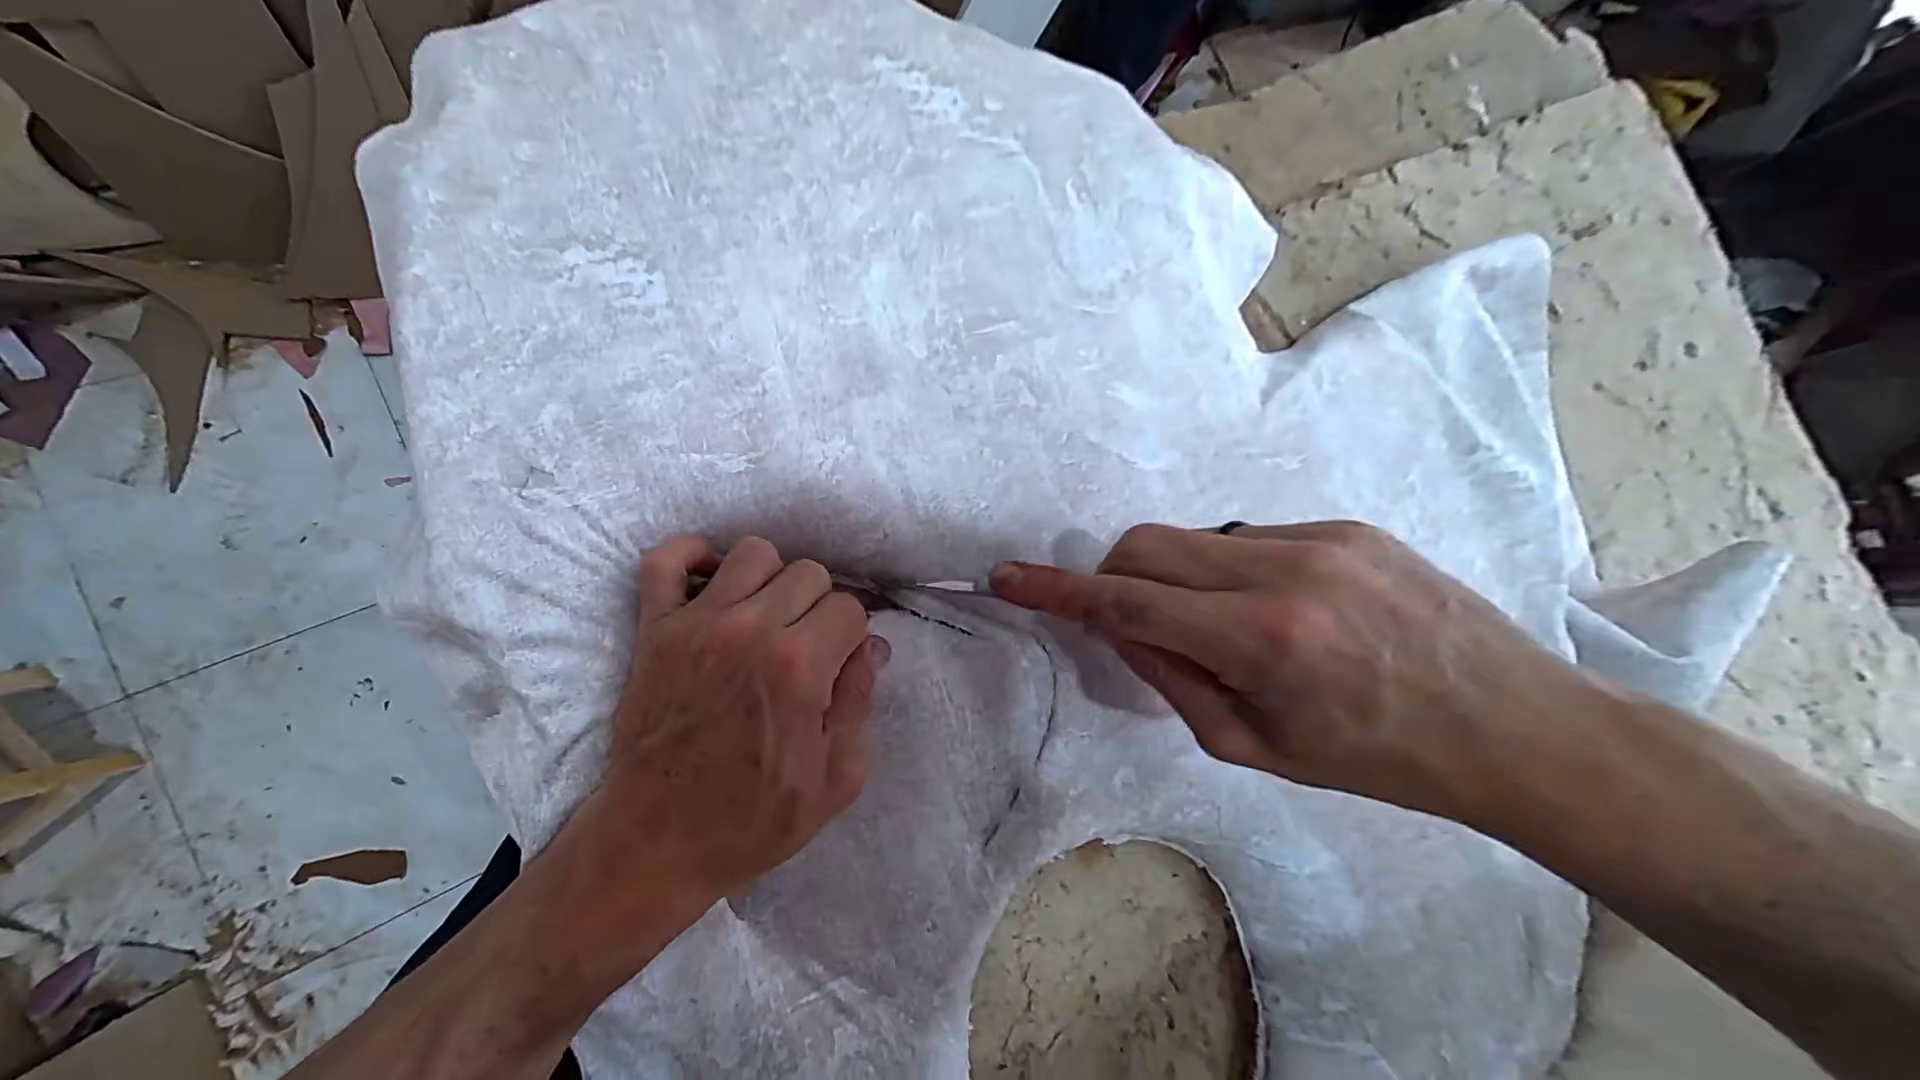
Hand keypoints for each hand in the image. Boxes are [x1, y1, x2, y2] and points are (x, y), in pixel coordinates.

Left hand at [599, 535, 887, 901]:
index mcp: (800, 667)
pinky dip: (689, 555)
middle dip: (820, 605)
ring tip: (766, 616)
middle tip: (807, 644)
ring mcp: (696, 624)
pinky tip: (711, 580)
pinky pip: (665, 560)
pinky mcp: (654, 630)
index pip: (849, 606)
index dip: (852, 634)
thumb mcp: (838, 779)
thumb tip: (872, 646)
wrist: (659, 842)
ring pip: (753, 552)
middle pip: (809, 572)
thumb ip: (862, 702)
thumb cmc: (754, 819)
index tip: (839, 661)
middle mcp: (750, 630)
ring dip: (771, 578)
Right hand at [988, 521, 1600, 821]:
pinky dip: (1228, 570)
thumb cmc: (1376, 758)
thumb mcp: (1252, 746)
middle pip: (1147, 546)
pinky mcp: (1346, 523)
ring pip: (1192, 538)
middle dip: (1116, 579)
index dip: (1061, 591)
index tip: (1011, 578)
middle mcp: (1287, 570)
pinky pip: (1245, 536)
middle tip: (1135, 624)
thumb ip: (1169, 678)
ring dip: (1177, 578)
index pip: (1130, 603)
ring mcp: (1321, 537)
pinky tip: (1277, 607)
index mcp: (1265, 641)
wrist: (1511, 723)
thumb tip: (1116, 626)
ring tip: (1227, 627)